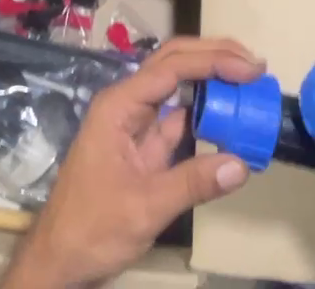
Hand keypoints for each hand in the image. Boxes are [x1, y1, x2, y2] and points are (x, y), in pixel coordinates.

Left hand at [0, 37, 265, 288]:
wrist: (59, 259)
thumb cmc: (92, 228)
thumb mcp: (145, 207)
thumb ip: (193, 183)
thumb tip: (242, 164)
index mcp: (119, 106)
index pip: (171, 68)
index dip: (212, 62)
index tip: (249, 69)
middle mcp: (127, 104)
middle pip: (173, 63)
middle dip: (214, 56)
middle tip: (255, 65)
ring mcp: (136, 123)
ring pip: (178, 86)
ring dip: (213, 80)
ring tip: (249, 82)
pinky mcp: (145, 144)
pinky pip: (180, 118)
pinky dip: (207, 113)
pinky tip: (231, 116)